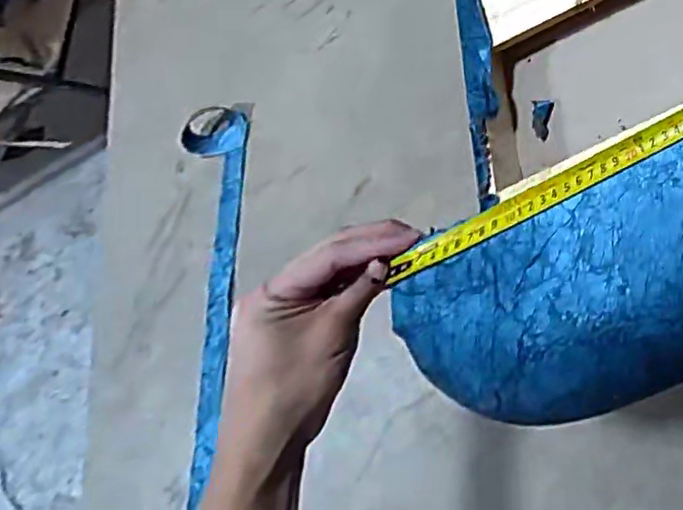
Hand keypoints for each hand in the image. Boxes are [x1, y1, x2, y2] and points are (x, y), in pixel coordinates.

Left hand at [203, 220, 421, 508]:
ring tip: (406, 248)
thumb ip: (359, 290)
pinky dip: (361, 276)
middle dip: (374, 241)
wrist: (268, 445)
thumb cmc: (295, 388)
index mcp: (273, 291)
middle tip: (413, 237)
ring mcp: (288, 303)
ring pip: (335, 267)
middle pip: (331, 254)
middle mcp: (277, 289)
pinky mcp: (302, 316)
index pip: (330, 254)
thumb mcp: (333, 333)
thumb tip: (387, 261)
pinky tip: (385, 269)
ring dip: (370, 256)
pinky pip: (335, 286)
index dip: (374, 241)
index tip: (412, 237)